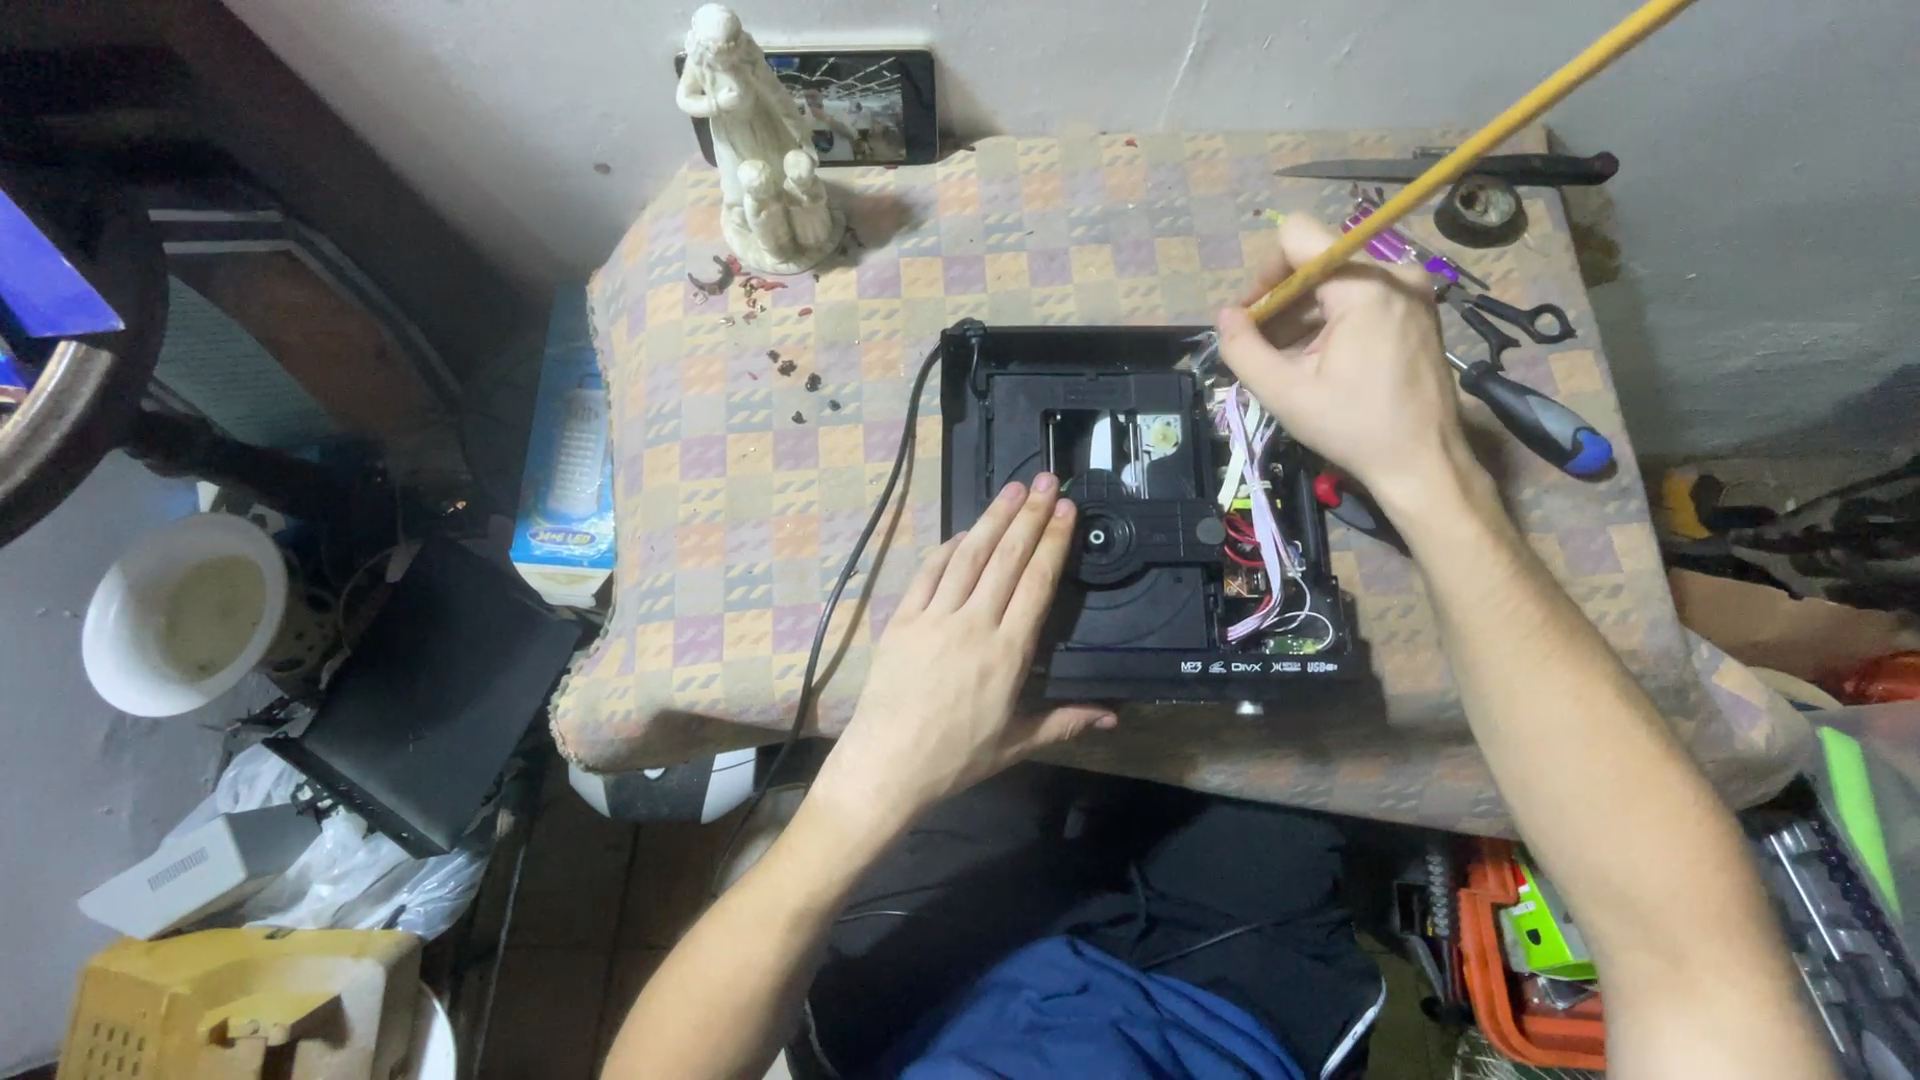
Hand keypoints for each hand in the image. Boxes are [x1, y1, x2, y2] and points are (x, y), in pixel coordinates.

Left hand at [810, 474, 1114, 830]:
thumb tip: (1114, 714)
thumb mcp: (1016, 743)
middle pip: (1006, 559)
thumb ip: (1065, 722)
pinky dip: (947, 549)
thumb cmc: (955, 758)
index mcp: (1007, 653)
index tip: (1066, 511)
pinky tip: (963, 533)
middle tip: (1047, 482)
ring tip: (1013, 490)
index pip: (1036, 584)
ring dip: (991, 519)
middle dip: (1030, 517)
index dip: (1053, 542)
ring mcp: (933, 618)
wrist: (886, 765)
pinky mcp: (902, 620)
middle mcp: (973, 625)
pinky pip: (928, 574)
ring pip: (968, 557)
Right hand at [1215, 215, 1473, 507]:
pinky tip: (1314, 362)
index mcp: (1365, 287)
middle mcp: (1395, 274)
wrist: (1422, 462)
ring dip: (1302, 317)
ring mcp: (1412, 291)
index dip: (1263, 274)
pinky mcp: (1417, 311)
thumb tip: (1224, 317)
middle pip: (1317, 264)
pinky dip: (1329, 324)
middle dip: (1280, 303)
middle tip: (1258, 348)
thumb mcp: (1285, 393)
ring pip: (1336, 284)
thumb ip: (1243, 349)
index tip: (1249, 318)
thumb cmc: (1354, 428)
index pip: (1298, 238)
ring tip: (1284, 362)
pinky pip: (1360, 300)